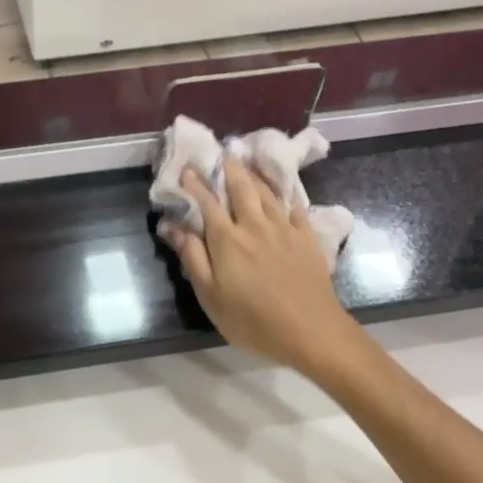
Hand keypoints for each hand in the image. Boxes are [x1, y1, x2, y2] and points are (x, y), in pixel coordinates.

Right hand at [164, 157, 364, 375]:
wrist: (308, 329)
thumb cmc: (251, 320)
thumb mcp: (211, 296)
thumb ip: (193, 258)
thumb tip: (174, 226)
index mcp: (227, 239)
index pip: (208, 203)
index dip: (196, 185)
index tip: (187, 169)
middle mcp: (255, 225)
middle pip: (241, 188)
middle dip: (229, 169)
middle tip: (224, 153)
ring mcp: (285, 229)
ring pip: (268, 193)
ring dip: (255, 176)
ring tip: (248, 164)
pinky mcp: (306, 239)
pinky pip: (295, 209)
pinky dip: (286, 198)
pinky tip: (284, 197)